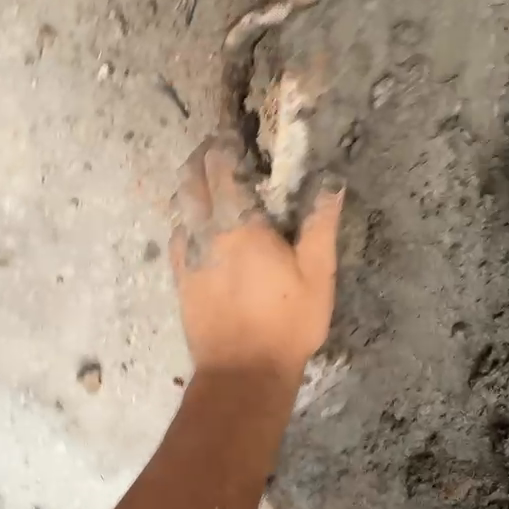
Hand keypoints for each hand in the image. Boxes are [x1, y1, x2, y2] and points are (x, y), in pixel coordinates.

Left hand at [168, 139, 343, 376]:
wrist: (242, 373)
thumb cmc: (287, 322)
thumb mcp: (318, 274)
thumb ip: (320, 225)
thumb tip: (332, 183)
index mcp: (239, 226)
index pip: (221, 172)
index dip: (222, 148)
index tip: (230, 136)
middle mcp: (205, 234)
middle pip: (189, 183)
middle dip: (198, 160)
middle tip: (213, 148)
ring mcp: (188, 258)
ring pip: (178, 209)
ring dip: (189, 187)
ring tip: (204, 179)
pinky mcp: (181, 281)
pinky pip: (176, 237)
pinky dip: (184, 219)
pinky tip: (196, 225)